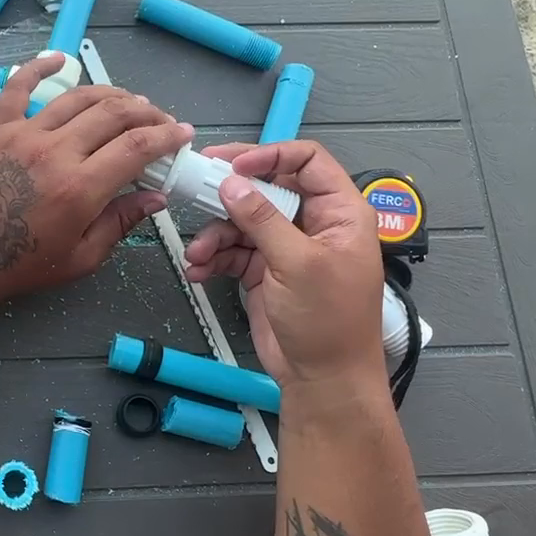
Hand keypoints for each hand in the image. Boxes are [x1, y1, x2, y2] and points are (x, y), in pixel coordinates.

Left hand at [0, 52, 193, 310]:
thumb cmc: (19, 265)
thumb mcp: (80, 258)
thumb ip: (119, 223)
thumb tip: (156, 198)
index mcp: (80, 187)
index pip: (137, 147)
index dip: (167, 136)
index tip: (183, 133)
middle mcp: (55, 151)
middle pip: (114, 114)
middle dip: (147, 112)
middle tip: (160, 119)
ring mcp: (24, 135)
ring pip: (78, 98)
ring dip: (111, 94)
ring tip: (129, 101)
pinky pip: (18, 88)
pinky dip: (39, 68)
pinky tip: (59, 59)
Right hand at [181, 141, 384, 388]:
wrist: (322, 380)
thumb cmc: (327, 321)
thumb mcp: (296, 264)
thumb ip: (262, 219)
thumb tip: (231, 183)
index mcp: (339, 212)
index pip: (307, 161)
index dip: (270, 155)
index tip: (233, 165)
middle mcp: (313, 223)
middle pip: (267, 189)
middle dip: (231, 197)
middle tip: (196, 190)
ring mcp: (286, 247)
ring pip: (243, 221)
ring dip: (215, 235)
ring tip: (196, 254)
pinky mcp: (264, 271)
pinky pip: (233, 251)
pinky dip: (214, 258)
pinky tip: (198, 271)